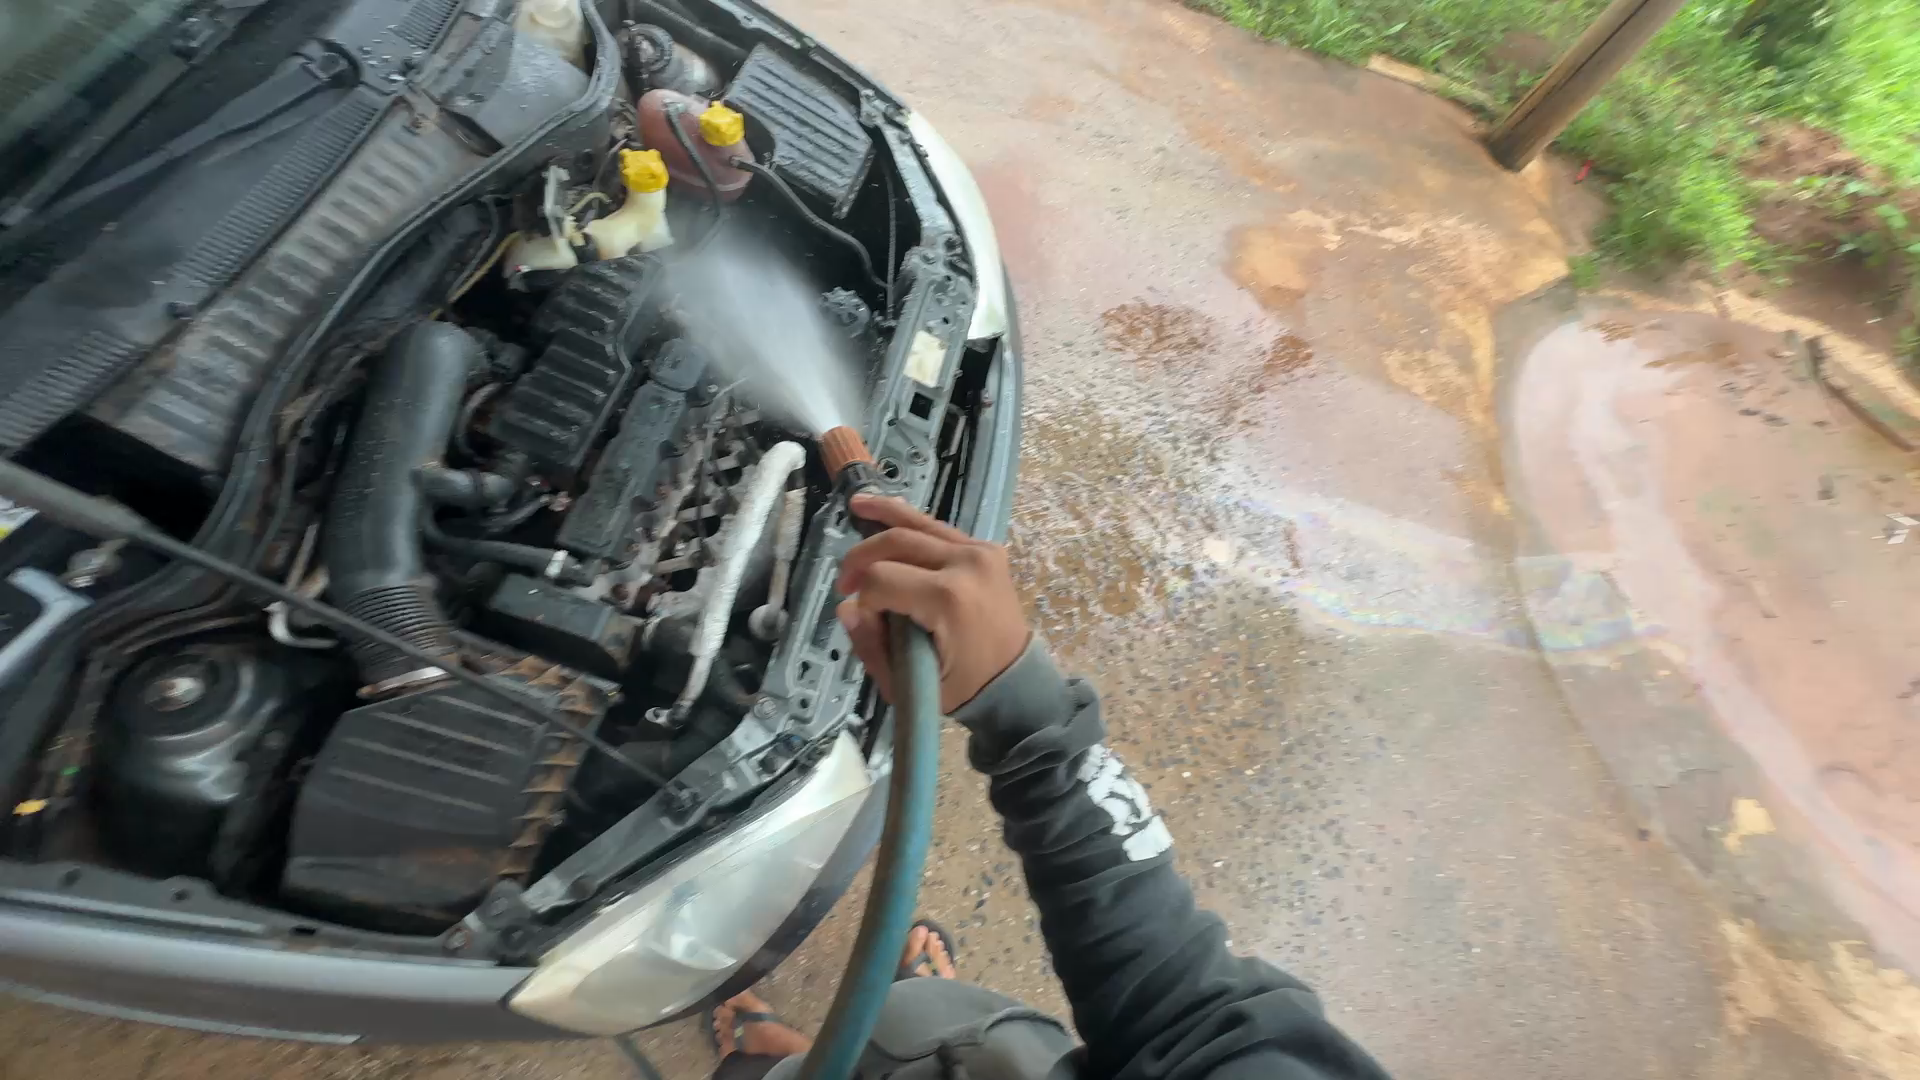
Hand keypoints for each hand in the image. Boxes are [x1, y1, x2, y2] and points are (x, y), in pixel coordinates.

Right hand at [835, 494, 1030, 712]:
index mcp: (948, 599)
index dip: (862, 596)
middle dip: (862, 558)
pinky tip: (886, 511)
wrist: (1014, 680)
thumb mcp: (909, 683)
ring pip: (919, 524)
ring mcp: (980, 552)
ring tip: (855, 505)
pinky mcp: (986, 549)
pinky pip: (939, 529)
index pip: (882, 579)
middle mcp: (966, 564)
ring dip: (883, 514)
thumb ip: (872, 645)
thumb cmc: (962, 687)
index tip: (864, 616)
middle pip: (896, 542)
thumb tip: (847, 607)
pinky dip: (911, 520)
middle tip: (844, 582)